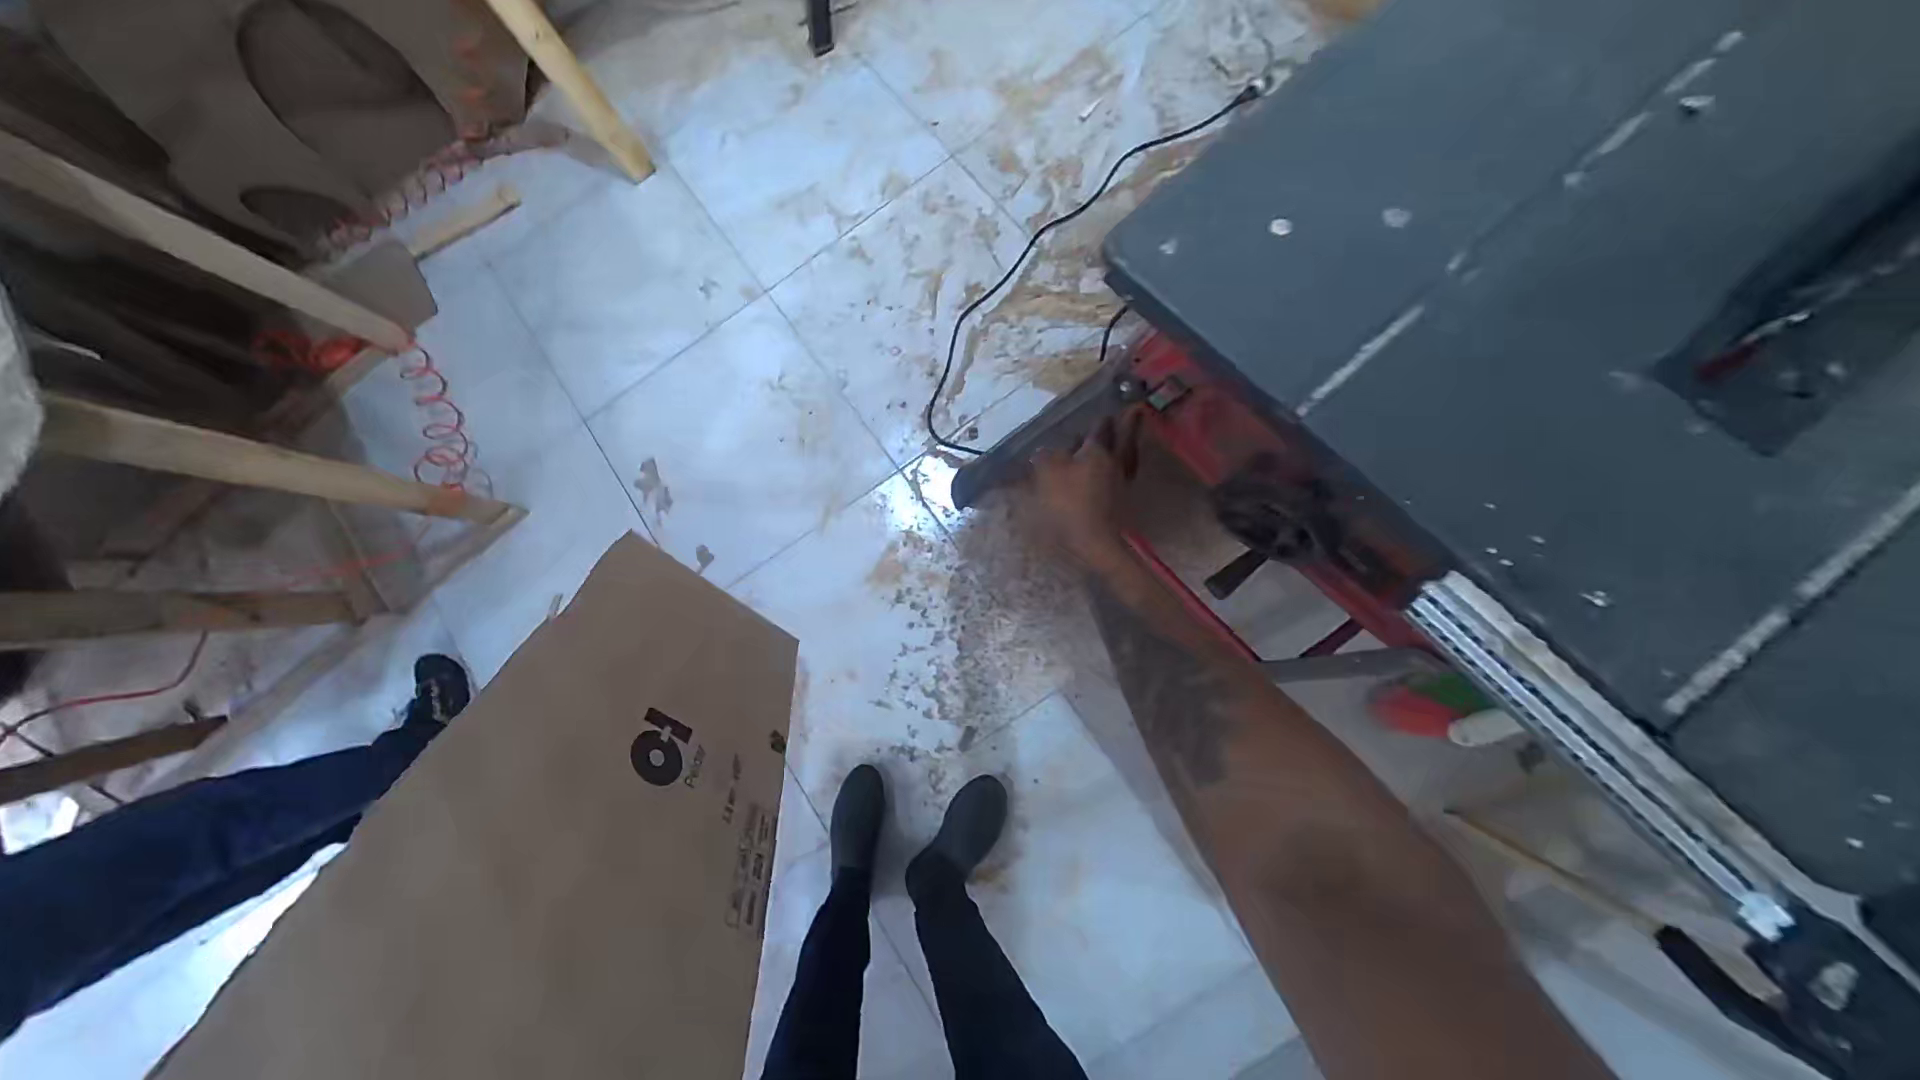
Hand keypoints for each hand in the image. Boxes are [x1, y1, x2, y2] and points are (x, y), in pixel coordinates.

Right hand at [1023, 410, 1141, 567]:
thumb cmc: (1068, 503)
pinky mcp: (1121, 503)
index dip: (1101, 420)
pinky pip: (1122, 476)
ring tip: (1126, 439)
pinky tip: (1113, 471)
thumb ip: (1045, 456)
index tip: (1107, 411)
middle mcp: (1113, 462)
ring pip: (1127, 457)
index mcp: (1097, 450)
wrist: (1093, 542)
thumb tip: (1045, 451)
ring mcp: (1120, 483)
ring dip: (1128, 445)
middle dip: (1128, 424)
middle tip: (1136, 410)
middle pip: (1124, 439)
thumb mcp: (1047, 474)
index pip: (1100, 429)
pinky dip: (1121, 468)